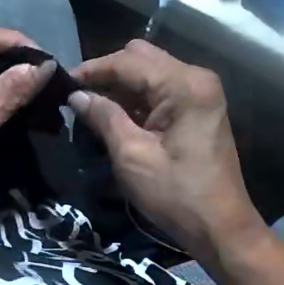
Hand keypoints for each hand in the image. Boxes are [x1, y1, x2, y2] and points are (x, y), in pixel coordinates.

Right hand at [71, 40, 264, 260]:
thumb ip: (104, 117)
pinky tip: (115, 116)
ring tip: (90, 107)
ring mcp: (200, 92)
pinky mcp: (198, 108)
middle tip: (78, 96)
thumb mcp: (131, 156)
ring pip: (149, 71)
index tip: (62, 85)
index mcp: (184, 85)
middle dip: (107, 73)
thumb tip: (76, 95)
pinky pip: (160, 89)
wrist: (220, 227)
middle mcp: (196, 78)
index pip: (128, 61)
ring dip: (120, 86)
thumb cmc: (176, 194)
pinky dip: (136, 98)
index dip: (92, 70)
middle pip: (141, 57)